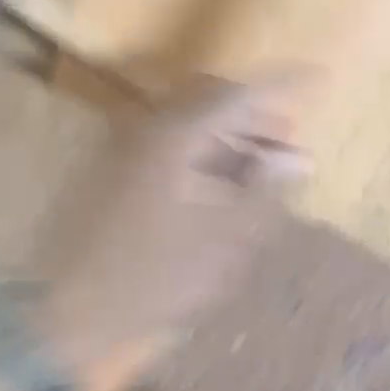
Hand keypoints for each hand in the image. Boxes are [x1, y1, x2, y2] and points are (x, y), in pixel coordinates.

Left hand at [34, 74, 307, 368]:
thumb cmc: (155, 277)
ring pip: (188, 120)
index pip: (241, 94)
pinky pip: (168, 142)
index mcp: (175, 136)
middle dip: (255, 112)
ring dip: (230, 133)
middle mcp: (146, 127)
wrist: (70, 311)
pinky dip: (203, 151)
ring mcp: (123, 146)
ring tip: (262, 170)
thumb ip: (264, 189)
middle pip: (211, 97)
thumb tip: (298, 159)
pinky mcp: (112, 169)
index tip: (319, 79)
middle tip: (288, 140)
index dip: (283, 86)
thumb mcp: (224, 238)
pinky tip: (222, 186)